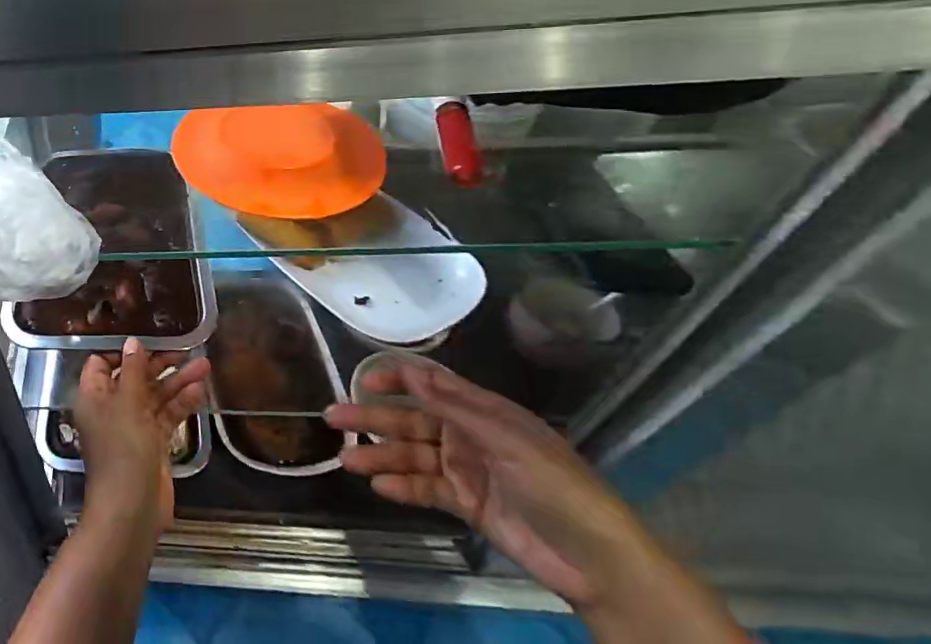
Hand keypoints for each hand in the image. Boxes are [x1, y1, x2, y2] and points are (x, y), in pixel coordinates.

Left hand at [72, 338, 209, 535]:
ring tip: (204, 365)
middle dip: (159, 363)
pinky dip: (182, 403)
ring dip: (178, 381)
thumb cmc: (122, 449)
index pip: (101, 364)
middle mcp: (112, 409)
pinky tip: (201, 390)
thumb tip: (133, 342)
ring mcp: (134, 427)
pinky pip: (167, 415)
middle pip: (135, 377)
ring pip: (156, 396)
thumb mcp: (127, 403)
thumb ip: (133, 370)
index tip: (147, 339)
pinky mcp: (153, 442)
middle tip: (185, 348)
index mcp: (95, 397)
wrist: (132, 509)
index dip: (122, 351)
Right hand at [325, 361, 743, 641]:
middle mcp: (468, 434)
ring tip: (346, 461)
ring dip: (381, 456)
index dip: (396, 378)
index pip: (431, 384)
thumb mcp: (506, 439)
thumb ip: (455, 406)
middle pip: (412, 420)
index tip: (363, 380)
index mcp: (482, 410)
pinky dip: (403, 488)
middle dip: (374, 419)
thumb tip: (411, 369)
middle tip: (334, 418)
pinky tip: (379, 486)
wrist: (596, 560)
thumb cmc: (555, 485)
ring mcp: (466, 470)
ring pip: (413, 457)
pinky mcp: (467, 505)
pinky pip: (427, 490)